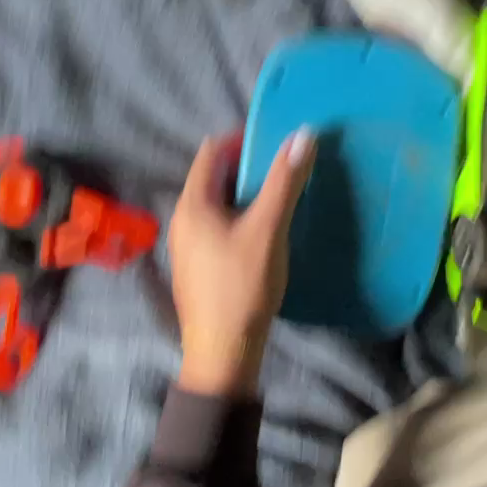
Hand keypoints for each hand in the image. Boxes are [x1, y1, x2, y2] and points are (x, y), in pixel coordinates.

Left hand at [169, 129, 315, 397]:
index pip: (212, 151)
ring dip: (247, 193)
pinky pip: (219, 225)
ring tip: (281, 197)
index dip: (243, 140)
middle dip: (249, 167)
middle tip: (285, 169)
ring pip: (219, 203)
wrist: (223, 352)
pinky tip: (266, 232)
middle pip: (215, 176)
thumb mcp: (268, 228)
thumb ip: (285, 181)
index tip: (277, 142)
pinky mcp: (199, 266)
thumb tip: (303, 134)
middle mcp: (183, 218)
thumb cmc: (243, 285)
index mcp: (193, 203)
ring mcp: (188, 245)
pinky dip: (241, 217)